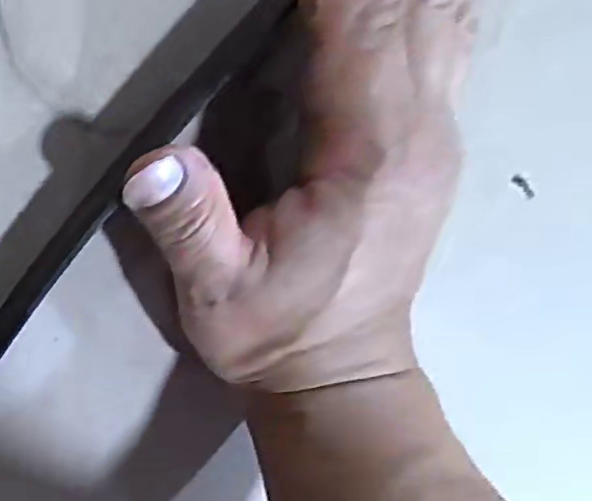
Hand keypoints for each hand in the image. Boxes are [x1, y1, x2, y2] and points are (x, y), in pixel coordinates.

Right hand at [121, 0, 476, 392]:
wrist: (332, 373)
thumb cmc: (270, 335)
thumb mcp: (212, 289)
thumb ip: (187, 222)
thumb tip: (148, 164)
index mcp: (369, 154)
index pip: (363, 29)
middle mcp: (424, 127)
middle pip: (416, 7)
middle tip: (294, 2)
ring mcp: (440, 133)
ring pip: (443, 18)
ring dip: (389, 2)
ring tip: (328, 12)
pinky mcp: (432, 147)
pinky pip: (442, 47)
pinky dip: (409, 18)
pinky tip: (374, 24)